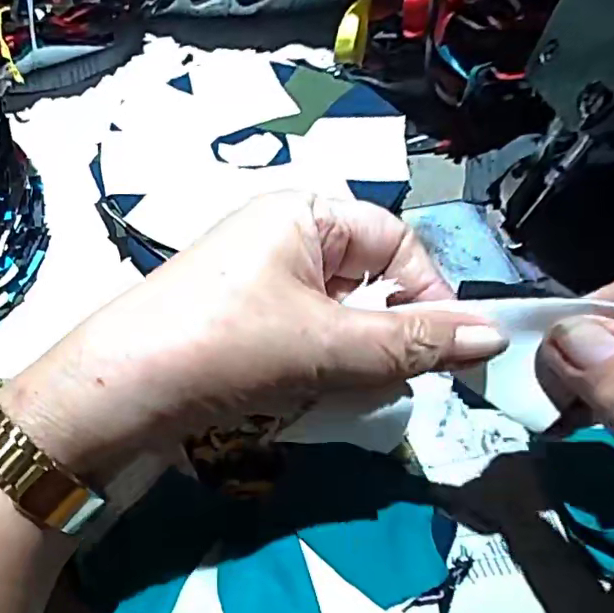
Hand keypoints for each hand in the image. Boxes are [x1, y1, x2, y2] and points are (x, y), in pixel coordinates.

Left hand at [5, 192, 504, 482]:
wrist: (119, 391)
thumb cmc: (228, 346)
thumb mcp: (328, 345)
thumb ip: (412, 343)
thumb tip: (494, 336)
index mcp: (304, 214)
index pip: (396, 242)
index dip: (427, 293)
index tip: (443, 350)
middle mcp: (280, 238)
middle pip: (367, 282)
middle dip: (386, 335)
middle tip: (389, 381)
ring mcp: (256, 282)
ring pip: (336, 318)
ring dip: (351, 359)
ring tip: (340, 392)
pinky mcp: (238, 324)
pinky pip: (301, 339)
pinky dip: (316, 370)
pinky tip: (306, 398)